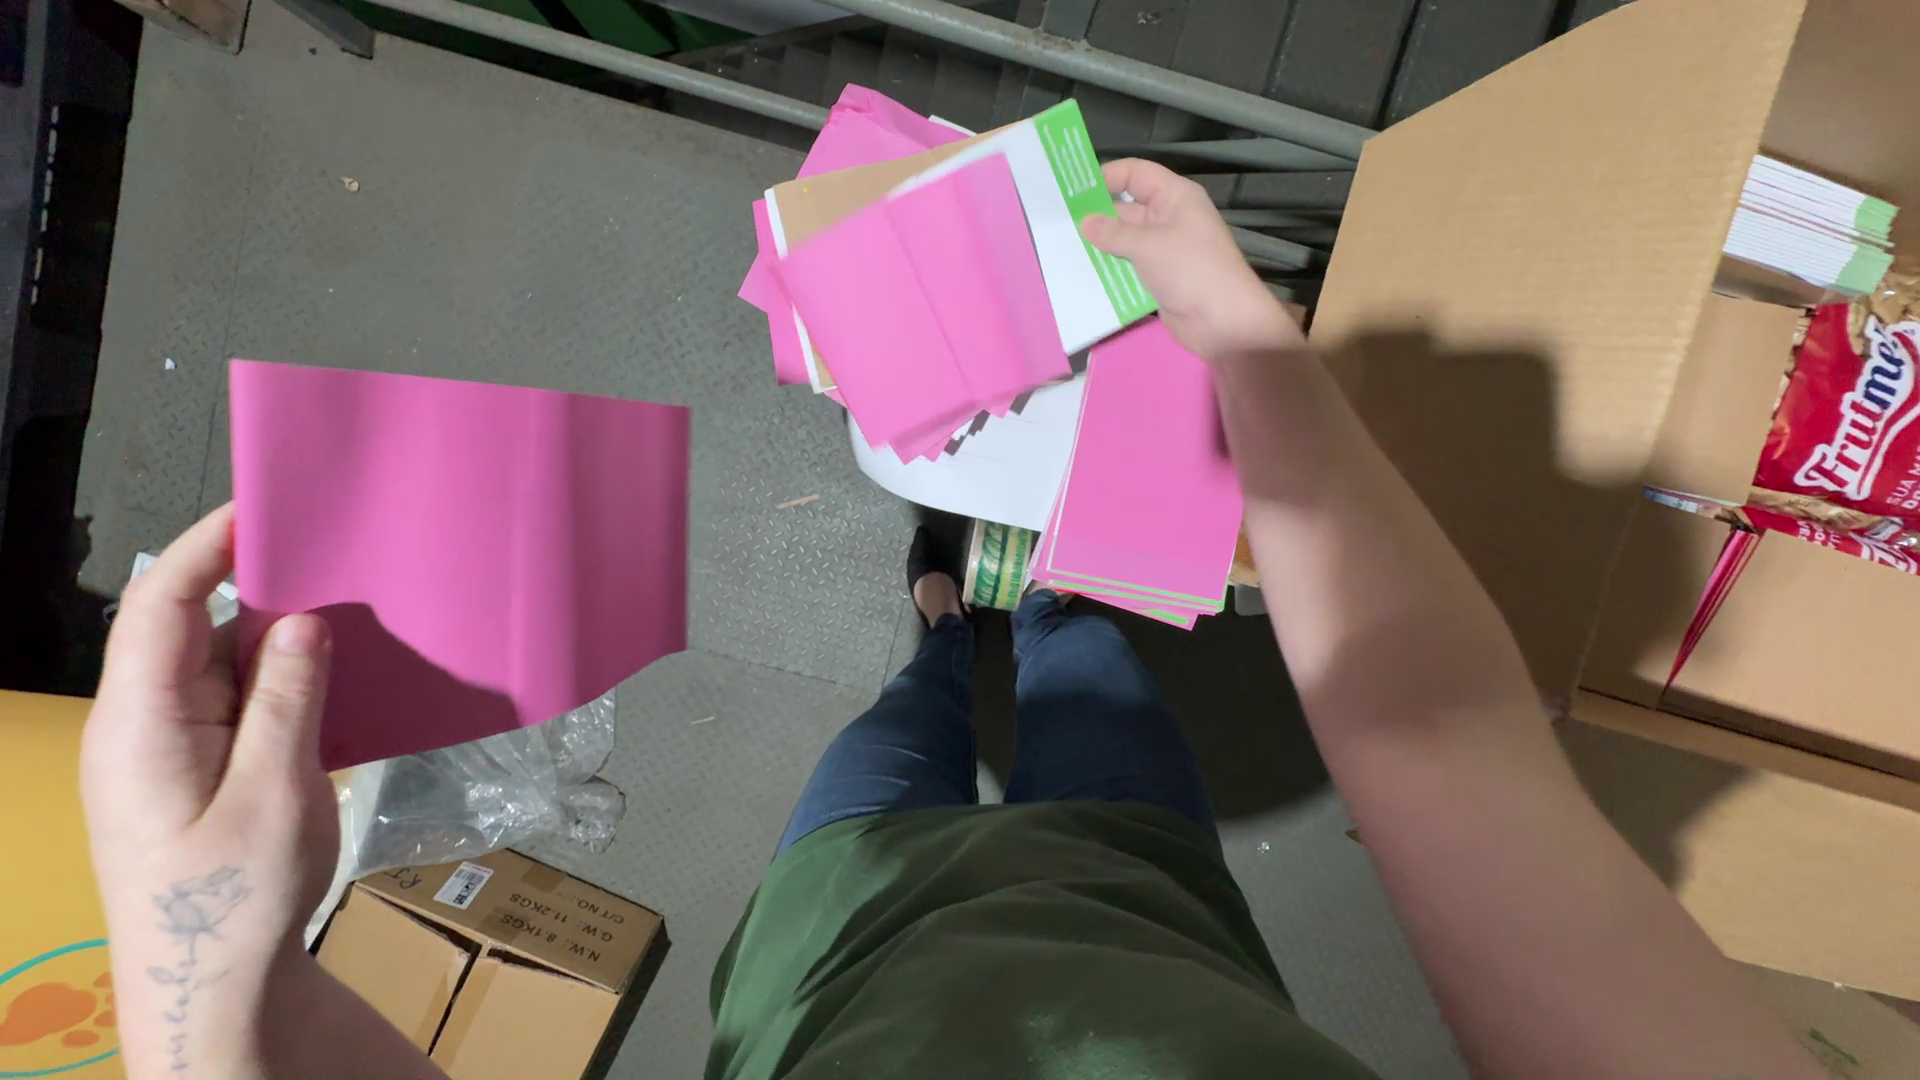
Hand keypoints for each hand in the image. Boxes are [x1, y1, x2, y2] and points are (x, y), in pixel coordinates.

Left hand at [82, 503, 337, 1078]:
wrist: (213, 975)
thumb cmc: (238, 887)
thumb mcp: (276, 789)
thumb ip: (284, 700)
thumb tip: (300, 621)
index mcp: (142, 724)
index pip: (156, 609)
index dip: (202, 550)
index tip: (260, 508)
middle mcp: (143, 723)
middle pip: (186, 628)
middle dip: (252, 582)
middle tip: (333, 553)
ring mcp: (168, 746)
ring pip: (217, 662)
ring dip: (276, 631)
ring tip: (349, 606)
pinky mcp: (198, 764)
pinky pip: (236, 696)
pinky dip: (282, 672)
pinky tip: (333, 670)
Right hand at [1081, 159, 1304, 359]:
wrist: (1221, 320)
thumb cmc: (1190, 270)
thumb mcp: (1148, 245)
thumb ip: (1113, 233)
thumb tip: (1085, 222)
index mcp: (1174, 197)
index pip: (1136, 174)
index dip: (1107, 176)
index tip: (1075, 189)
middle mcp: (1169, 218)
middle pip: (1127, 209)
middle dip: (1098, 216)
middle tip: (1061, 224)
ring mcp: (1164, 250)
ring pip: (1125, 241)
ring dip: (1101, 247)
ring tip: (1066, 249)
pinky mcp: (1159, 278)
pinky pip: (1129, 268)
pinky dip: (1110, 271)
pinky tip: (1084, 275)